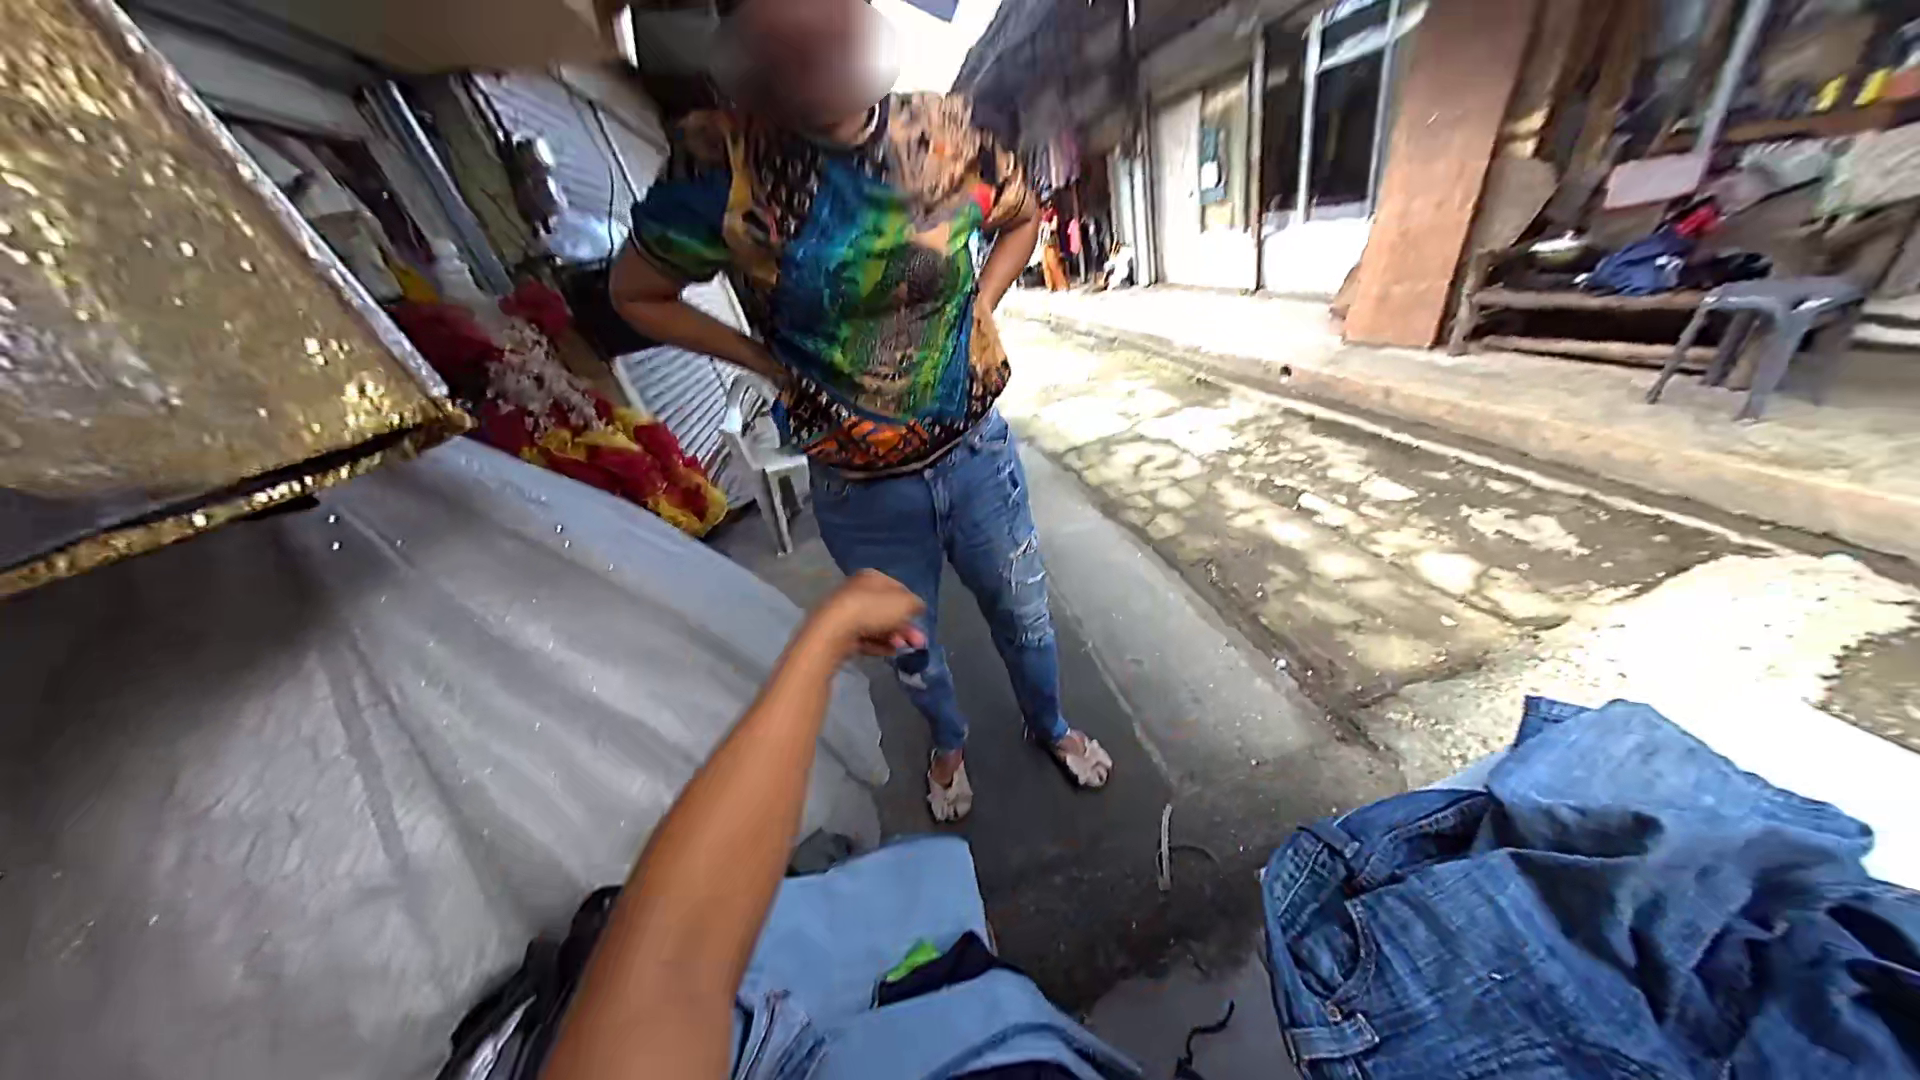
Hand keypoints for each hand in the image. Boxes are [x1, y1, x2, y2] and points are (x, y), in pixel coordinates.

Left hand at [808, 571, 927, 656]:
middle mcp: (858, 591)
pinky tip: (890, 653)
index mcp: (872, 577)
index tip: (920, 619)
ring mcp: (847, 612)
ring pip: (877, 625)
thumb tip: (917, 607)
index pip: (897, 588)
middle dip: (905, 627)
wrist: (835, 630)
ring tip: (904, 649)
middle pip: (887, 610)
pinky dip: (879, 645)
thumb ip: (916, 604)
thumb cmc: (874, 609)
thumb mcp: (905, 603)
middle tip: (918, 642)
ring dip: (894, 637)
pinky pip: (864, 638)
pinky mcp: (840, 632)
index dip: (911, 604)